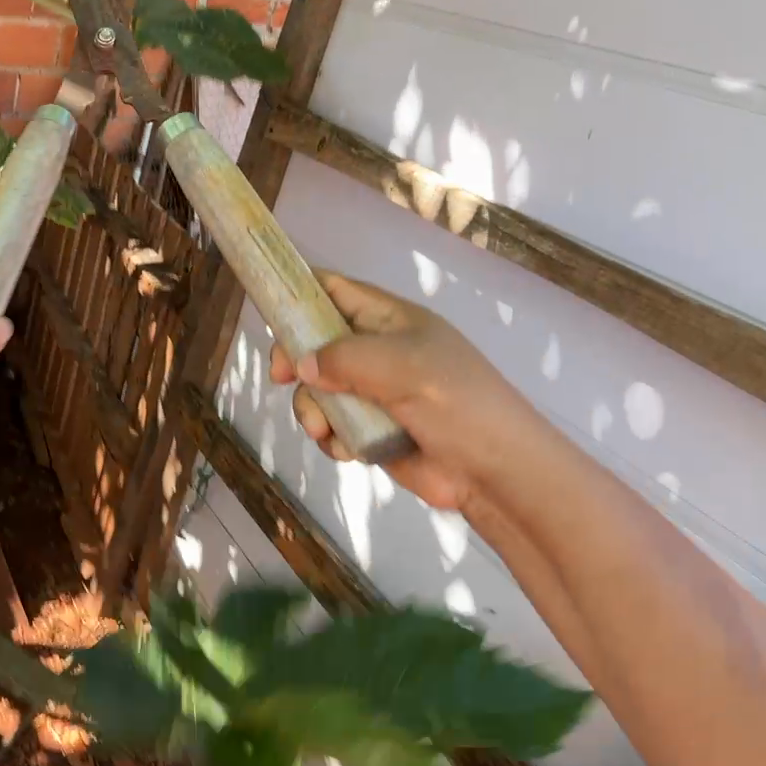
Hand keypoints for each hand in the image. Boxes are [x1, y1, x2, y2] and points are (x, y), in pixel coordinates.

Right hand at [271, 273, 552, 511]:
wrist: (497, 475)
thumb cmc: (457, 404)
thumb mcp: (400, 366)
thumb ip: (342, 358)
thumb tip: (301, 367)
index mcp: (389, 321)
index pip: (334, 289)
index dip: (298, 292)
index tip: (268, 310)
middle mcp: (376, 351)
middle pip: (313, 341)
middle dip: (294, 360)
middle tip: (282, 378)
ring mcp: (372, 391)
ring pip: (315, 387)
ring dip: (311, 408)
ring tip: (323, 430)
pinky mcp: (369, 428)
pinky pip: (330, 423)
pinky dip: (329, 436)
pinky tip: (345, 450)